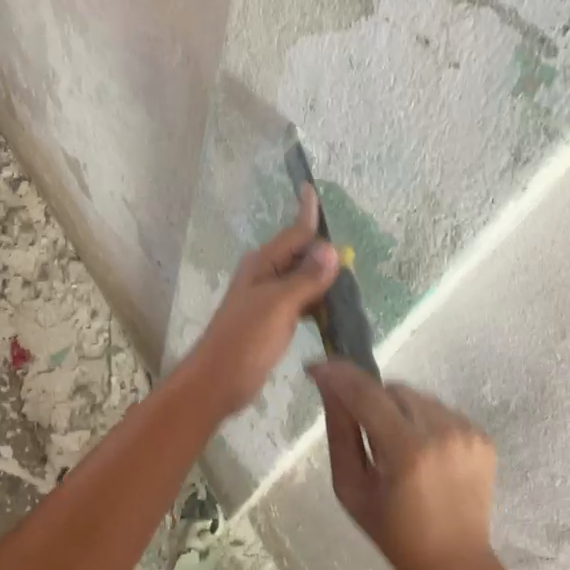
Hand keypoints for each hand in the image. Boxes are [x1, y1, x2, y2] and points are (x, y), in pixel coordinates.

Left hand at [181, 185, 338, 415]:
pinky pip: (300, 300)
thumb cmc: (245, 340)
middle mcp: (264, 275)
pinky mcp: (272, 319)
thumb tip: (332, 248)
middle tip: (351, 250)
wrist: (218, 381)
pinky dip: (318, 300)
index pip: (294, 233)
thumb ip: (306, 278)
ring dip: (322, 277)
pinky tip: (334, 308)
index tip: (311, 188)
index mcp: (263, 264)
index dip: (306, 212)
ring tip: (350, 278)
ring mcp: (267, 297)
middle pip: (300, 253)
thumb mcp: (279, 306)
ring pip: (301, 278)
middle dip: (323, 249)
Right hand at [309, 360, 499, 569]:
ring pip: (417, 396)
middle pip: (392, 389)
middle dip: (372, 401)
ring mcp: (467, 432)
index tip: (316, 367)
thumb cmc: (394, 532)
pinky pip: (440, 409)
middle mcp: (441, 433)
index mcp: (406, 451)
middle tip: (366, 431)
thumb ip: (339, 432)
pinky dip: (424, 422)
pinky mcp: (482, 436)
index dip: (338, 374)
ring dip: (399, 410)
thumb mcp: (351, 487)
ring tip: (397, 446)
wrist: (455, 564)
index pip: (366, 393)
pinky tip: (424, 454)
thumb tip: (328, 386)